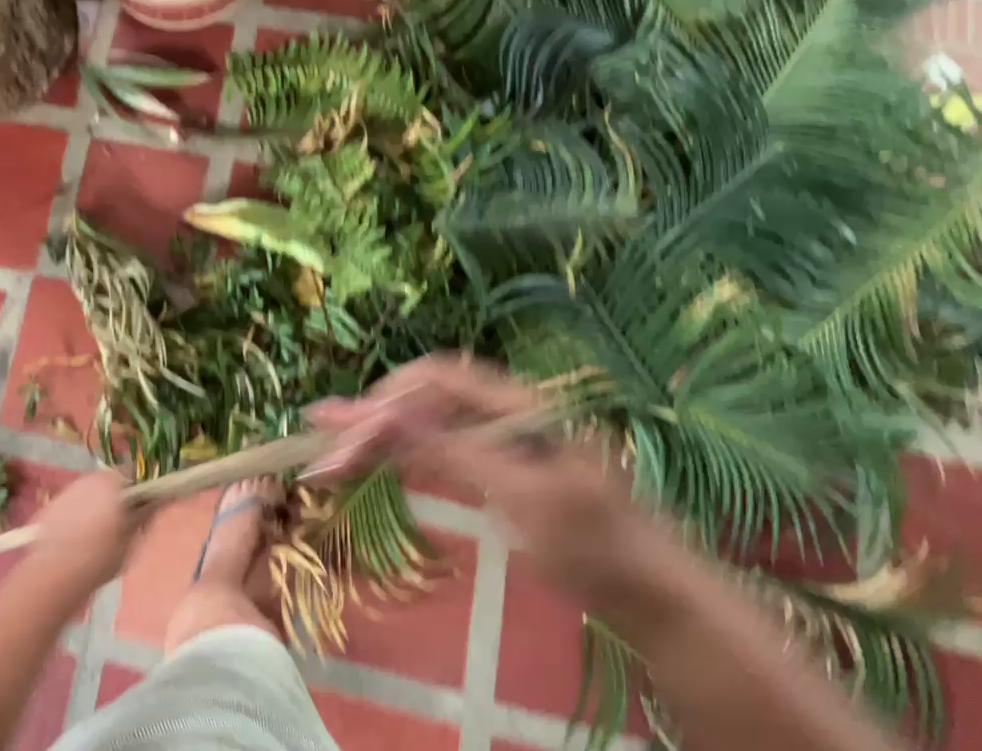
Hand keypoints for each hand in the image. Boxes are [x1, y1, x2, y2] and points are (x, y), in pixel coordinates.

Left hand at [27, 472, 145, 591]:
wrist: (56, 573)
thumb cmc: (100, 558)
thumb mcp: (131, 540)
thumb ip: (144, 516)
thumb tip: (156, 502)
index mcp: (112, 483)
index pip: (131, 476)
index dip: (138, 492)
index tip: (140, 511)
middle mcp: (88, 479)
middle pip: (108, 483)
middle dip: (115, 498)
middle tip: (120, 524)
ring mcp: (67, 491)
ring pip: (88, 493)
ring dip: (95, 505)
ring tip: (97, 534)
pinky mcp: (50, 505)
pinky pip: (71, 504)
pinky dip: (77, 515)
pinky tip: (77, 538)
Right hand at [306, 353, 662, 607]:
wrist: (658, 602)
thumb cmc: (597, 548)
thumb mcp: (523, 497)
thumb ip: (454, 450)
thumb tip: (390, 411)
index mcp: (518, 407)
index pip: (437, 379)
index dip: (386, 398)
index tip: (342, 428)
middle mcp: (506, 416)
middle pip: (425, 402)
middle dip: (372, 423)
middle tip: (323, 453)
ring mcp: (504, 446)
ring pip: (428, 427)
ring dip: (381, 440)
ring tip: (333, 459)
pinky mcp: (501, 476)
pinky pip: (441, 452)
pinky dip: (405, 458)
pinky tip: (378, 465)